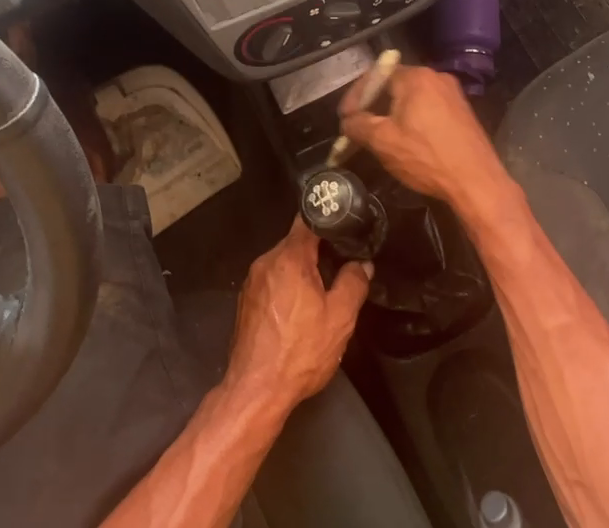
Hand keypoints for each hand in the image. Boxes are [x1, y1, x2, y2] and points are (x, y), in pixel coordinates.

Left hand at [227, 218, 371, 408]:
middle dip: (319, 250)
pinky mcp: (246, 302)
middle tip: (344, 263)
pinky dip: (288, 286)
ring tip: (326, 289)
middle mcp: (265, 263)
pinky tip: (301, 309)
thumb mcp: (340, 318)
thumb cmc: (300, 351)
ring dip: (303, 271)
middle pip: (296, 242)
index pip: (308, 219)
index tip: (347, 223)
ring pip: (283, 263)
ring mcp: (252, 283)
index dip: (329, 218)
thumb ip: (353, 283)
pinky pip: (272, 281)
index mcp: (288, 258)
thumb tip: (362, 264)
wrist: (256, 390)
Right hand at [339, 64, 513, 216]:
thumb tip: (347, 121)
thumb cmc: (426, 157)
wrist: (476, 182)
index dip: (355, 95)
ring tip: (378, 136)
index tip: (345, 117)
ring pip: (411, 98)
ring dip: (391, 114)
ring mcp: (453, 95)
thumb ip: (359, 125)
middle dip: (373, 105)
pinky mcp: (462, 112)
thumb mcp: (383, 141)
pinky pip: (428, 108)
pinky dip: (411, 120)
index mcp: (417, 77)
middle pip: (394, 85)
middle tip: (358, 126)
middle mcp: (437, 78)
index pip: (376, 75)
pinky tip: (405, 141)